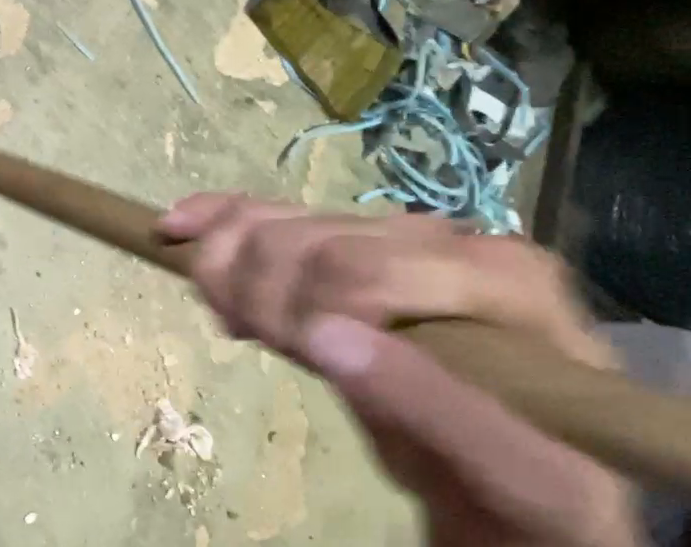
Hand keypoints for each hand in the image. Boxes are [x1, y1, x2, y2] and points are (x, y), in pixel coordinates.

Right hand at [158, 194, 638, 546]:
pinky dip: (217, 219)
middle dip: (261, 290)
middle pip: (312, 241)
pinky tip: (176, 228)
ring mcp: (400, 234)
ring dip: (227, 260)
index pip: (366, 266)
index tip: (283, 355)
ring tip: (227, 314)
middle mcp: (453, 240)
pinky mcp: (355, 238)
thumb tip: (321, 336)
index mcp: (507, 282)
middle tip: (241, 334)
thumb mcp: (509, 472)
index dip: (305, 307)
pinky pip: (271, 212)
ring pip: (280, 222)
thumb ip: (432, 404)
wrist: (505, 480)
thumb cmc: (525, 488)